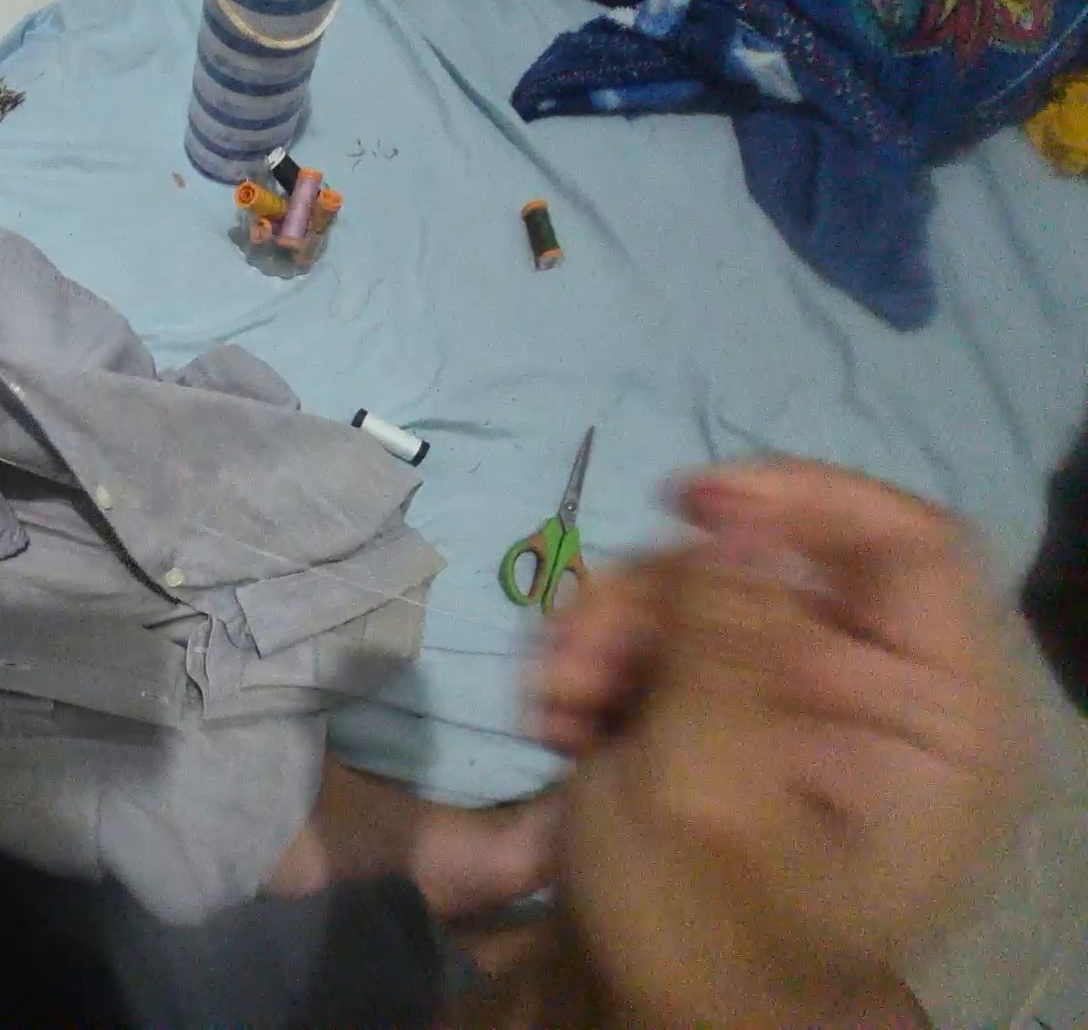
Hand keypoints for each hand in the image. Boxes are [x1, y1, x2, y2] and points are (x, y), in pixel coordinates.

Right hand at [535, 460, 1028, 1024]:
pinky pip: (635, 635)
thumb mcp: (703, 791)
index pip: (904, 546)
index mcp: (927, 717)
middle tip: (570, 667)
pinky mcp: (700, 700)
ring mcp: (770, 692)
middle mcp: (858, 687)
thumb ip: (727, 655)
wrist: (648, 994)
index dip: (799, 498)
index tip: (680, 499)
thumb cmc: (696, 922)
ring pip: (675, 595)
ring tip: (551, 708)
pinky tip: (556, 721)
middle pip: (749, 567)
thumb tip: (740, 523)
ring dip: (593, 637)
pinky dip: (582, 663)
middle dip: (640, 603)